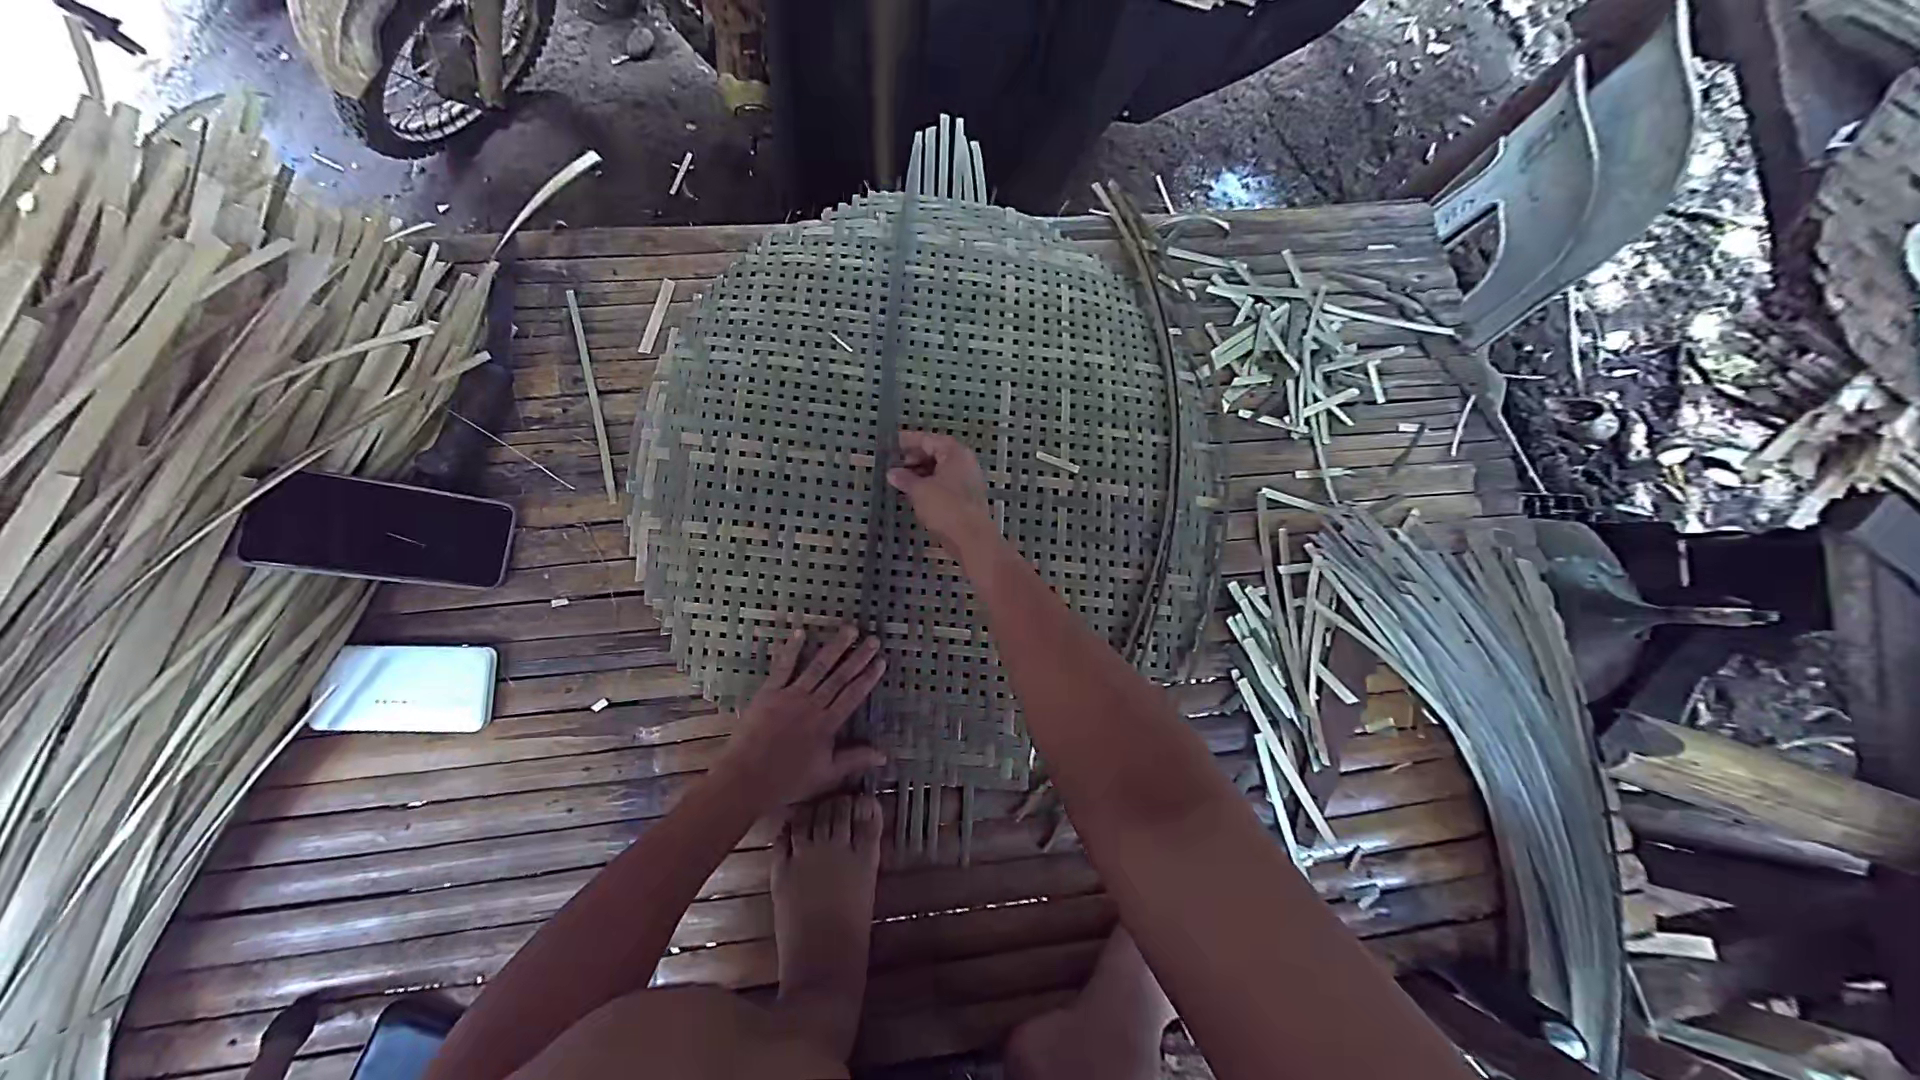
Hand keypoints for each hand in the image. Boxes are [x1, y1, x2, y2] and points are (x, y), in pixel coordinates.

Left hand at [721, 624, 887, 805]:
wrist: (746, 779)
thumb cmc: (787, 781)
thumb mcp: (826, 774)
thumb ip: (855, 760)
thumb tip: (884, 756)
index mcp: (828, 724)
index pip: (853, 695)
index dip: (868, 677)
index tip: (881, 661)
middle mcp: (813, 705)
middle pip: (840, 677)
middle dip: (858, 657)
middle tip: (873, 640)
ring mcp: (791, 696)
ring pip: (818, 667)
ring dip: (835, 647)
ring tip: (849, 630)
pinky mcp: (769, 693)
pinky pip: (783, 667)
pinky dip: (792, 649)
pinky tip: (801, 633)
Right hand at [886, 430, 998, 557]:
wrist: (971, 538)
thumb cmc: (945, 507)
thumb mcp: (920, 490)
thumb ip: (905, 479)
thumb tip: (892, 473)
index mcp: (955, 453)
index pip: (928, 440)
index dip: (908, 441)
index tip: (892, 443)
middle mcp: (964, 462)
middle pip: (936, 453)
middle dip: (914, 458)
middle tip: (895, 465)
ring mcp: (968, 480)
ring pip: (940, 470)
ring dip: (921, 473)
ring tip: (901, 480)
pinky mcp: (967, 497)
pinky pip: (945, 484)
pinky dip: (930, 485)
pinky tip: (915, 493)